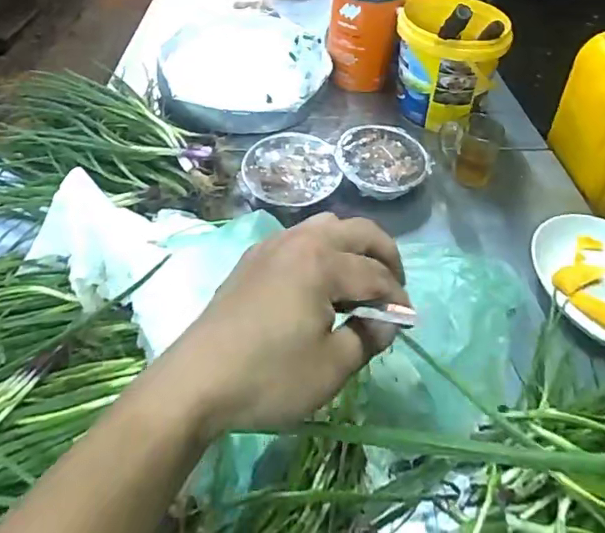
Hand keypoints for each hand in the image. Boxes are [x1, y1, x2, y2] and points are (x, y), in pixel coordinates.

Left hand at [144, 214, 408, 437]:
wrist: (197, 380)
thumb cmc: (269, 376)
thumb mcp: (330, 369)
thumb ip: (367, 339)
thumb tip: (387, 322)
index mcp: (322, 262)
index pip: (375, 274)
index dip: (397, 299)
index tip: (407, 323)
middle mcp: (301, 240)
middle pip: (358, 231)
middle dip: (385, 255)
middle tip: (395, 288)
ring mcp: (274, 243)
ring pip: (328, 225)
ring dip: (353, 245)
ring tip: (360, 280)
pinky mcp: (254, 256)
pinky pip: (301, 236)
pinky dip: (324, 248)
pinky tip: (319, 280)